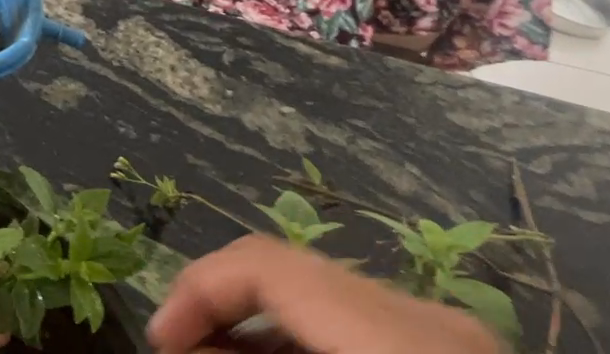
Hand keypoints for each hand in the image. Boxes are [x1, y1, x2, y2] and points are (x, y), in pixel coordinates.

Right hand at [147, 236, 505, 353]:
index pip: (265, 265)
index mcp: (395, 337)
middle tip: (182, 353)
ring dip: (259, 330)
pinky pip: (355, 325)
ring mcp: (449, 336)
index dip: (197, 290)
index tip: (160, 340)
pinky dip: (303, 343)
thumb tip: (185, 347)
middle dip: (222, 313)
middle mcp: (426, 318)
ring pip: (320, 299)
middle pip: (288, 275)